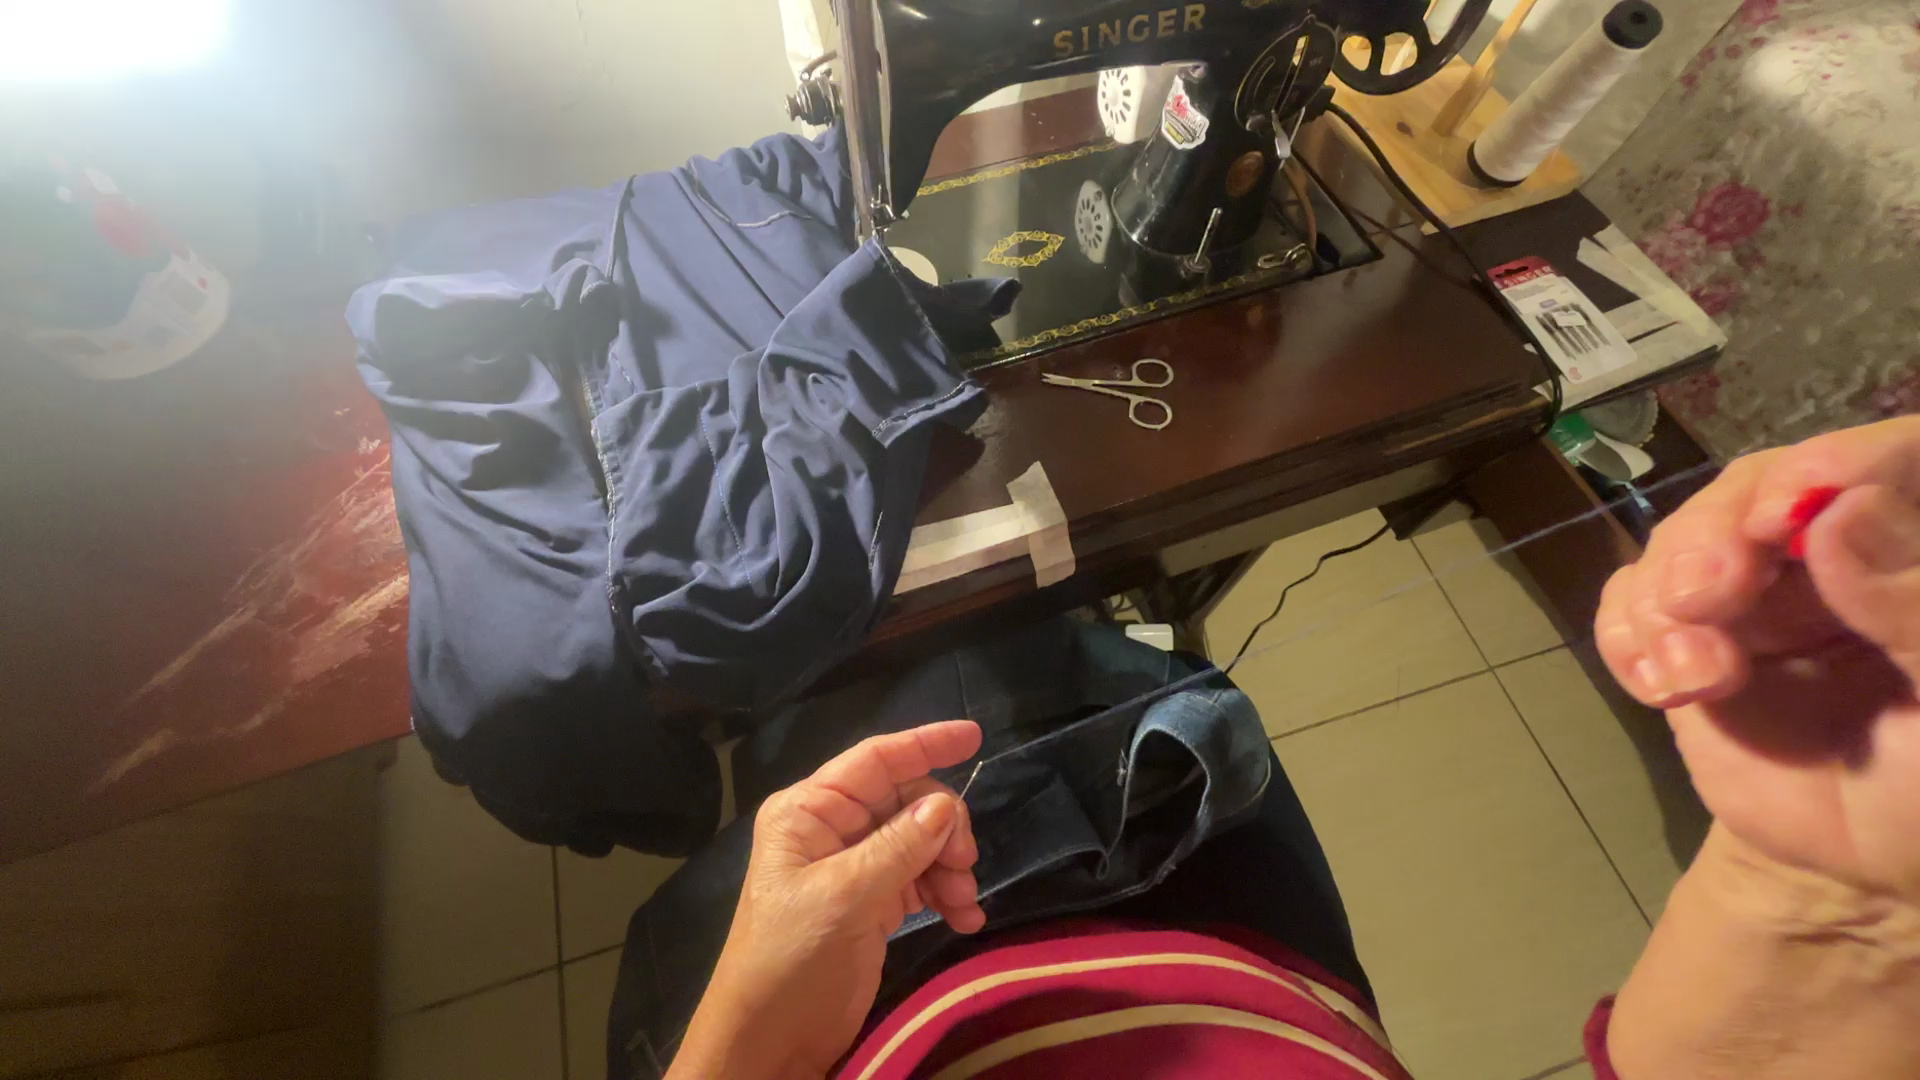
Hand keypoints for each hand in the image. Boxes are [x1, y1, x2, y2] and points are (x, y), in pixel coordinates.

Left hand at [669, 721, 985, 1079]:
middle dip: (944, 825)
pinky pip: (923, 876)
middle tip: (965, 862)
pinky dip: (946, 891)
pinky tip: (964, 918)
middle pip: (908, 799)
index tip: (975, 736)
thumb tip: (947, 804)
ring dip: (950, 864)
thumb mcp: (842, 898)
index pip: (876, 760)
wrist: (770, 1046)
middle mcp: (835, 826)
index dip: (926, 743)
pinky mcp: (875, 899)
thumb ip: (896, 848)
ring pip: (922, 837)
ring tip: (963, 901)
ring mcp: (857, 862)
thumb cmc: (788, 960)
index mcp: (812, 810)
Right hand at [1595, 416, 1919, 899]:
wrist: (1868, 863)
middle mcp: (1837, 553)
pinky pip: (1624, 602)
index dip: (1833, 466)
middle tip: (1704, 597)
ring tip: (1692, 677)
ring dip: (1660, 606)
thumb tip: (1833, 512)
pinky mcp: (1684, 630)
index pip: (1891, 462)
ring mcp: (1754, 592)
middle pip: (1751, 493)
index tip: (1782, 517)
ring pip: (1674, 545)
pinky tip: (1661, 688)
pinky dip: (1625, 639)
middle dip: (1709, 540)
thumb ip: (1915, 609)